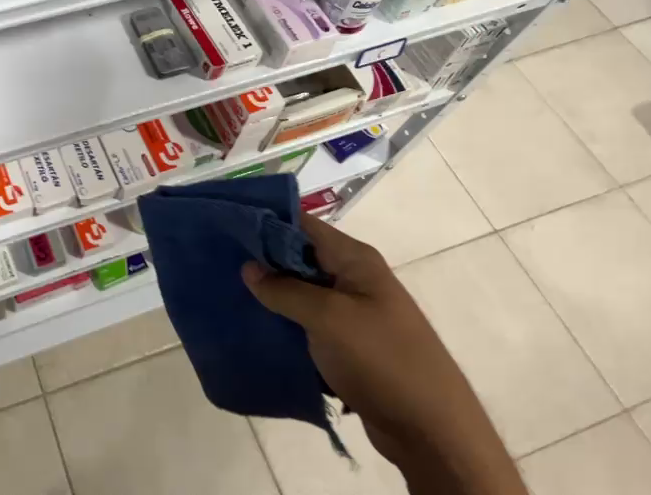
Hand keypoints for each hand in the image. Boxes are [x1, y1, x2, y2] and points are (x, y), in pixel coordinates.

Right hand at [243, 215, 522, 493]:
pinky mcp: (350, 345)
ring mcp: (354, 313)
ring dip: (271, 295)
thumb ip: (285, 290)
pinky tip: (255, 328)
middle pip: (299, 256)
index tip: (224, 225)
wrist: (433, 431)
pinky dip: (284, 324)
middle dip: (261, 259)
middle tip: (217, 261)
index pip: (302, 223)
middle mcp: (355, 278)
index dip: (264, 220)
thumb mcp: (328, 319)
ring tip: (227, 293)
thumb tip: (248, 266)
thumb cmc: (383, 361)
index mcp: (355, 259)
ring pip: (302, 292)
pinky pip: (308, 324)